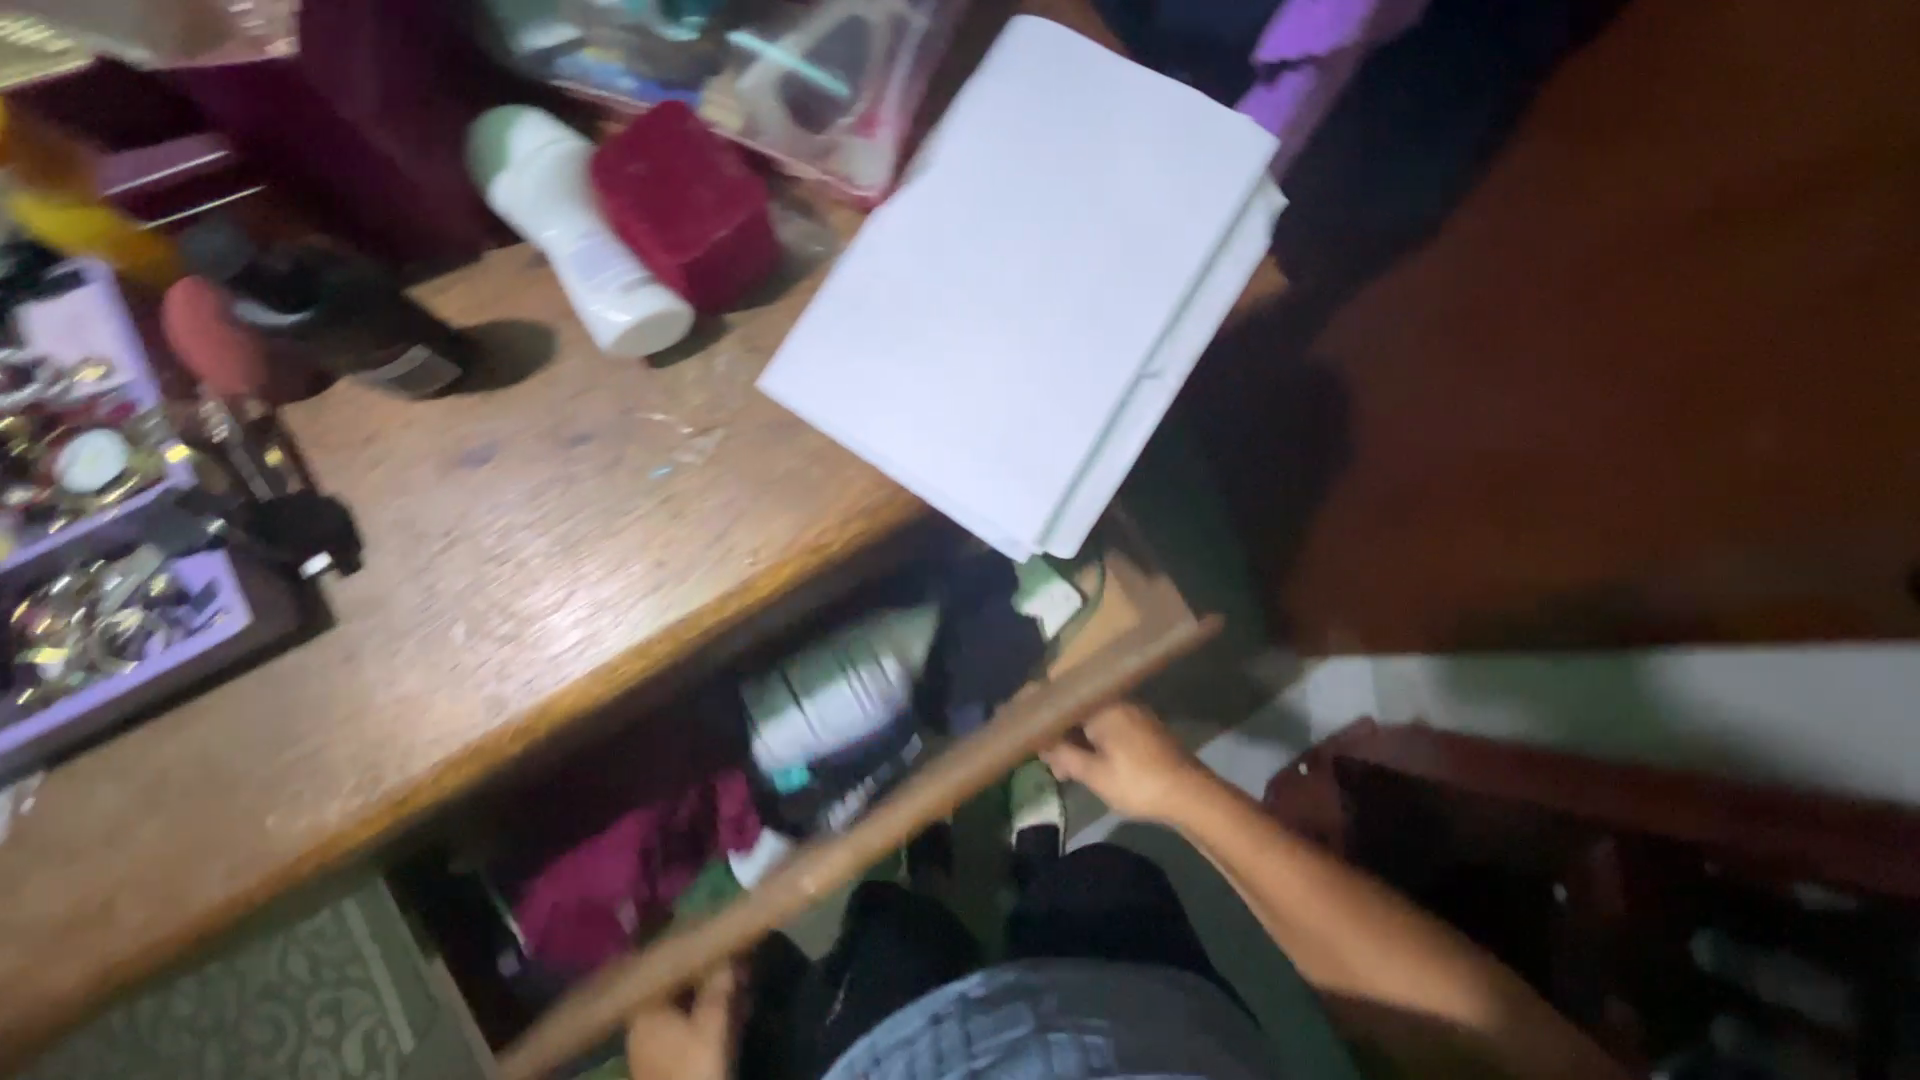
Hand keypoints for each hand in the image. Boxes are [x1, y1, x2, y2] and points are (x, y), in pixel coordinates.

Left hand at [625, 965, 740, 1079]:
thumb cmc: (692, 1069)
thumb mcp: (711, 1023)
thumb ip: (718, 987)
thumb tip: (724, 956)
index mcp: (645, 1013)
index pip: (666, 971)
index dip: (693, 957)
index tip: (717, 946)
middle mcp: (645, 1027)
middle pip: (680, 991)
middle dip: (711, 977)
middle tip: (741, 966)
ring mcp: (657, 1048)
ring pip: (689, 1010)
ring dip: (717, 998)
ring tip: (746, 987)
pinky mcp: (672, 1065)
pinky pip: (693, 1031)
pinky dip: (714, 1020)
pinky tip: (740, 1015)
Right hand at [1039, 702, 1212, 822]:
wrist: (1190, 795)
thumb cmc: (1138, 782)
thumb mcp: (1094, 774)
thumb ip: (1064, 755)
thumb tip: (1042, 743)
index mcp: (1103, 707)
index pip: (1061, 701)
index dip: (1041, 716)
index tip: (1027, 733)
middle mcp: (1118, 703)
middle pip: (1077, 713)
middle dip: (1060, 736)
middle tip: (1050, 764)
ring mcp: (1134, 716)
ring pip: (1094, 723)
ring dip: (1078, 744)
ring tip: (1067, 771)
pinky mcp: (1145, 730)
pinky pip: (1110, 730)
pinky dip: (1095, 745)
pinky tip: (1090, 766)